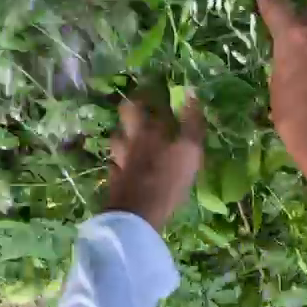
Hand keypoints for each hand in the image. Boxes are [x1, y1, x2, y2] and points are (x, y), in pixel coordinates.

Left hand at [104, 95, 203, 231]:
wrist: (138, 215)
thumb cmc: (167, 180)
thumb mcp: (189, 151)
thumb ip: (191, 123)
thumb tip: (192, 93)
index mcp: (147, 129)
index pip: (142, 102)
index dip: (147, 94)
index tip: (153, 91)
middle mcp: (129, 140)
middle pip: (125, 117)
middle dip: (132, 110)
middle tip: (142, 111)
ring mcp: (119, 160)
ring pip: (117, 139)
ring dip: (124, 136)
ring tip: (132, 138)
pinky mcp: (114, 180)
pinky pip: (115, 165)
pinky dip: (120, 162)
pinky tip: (123, 166)